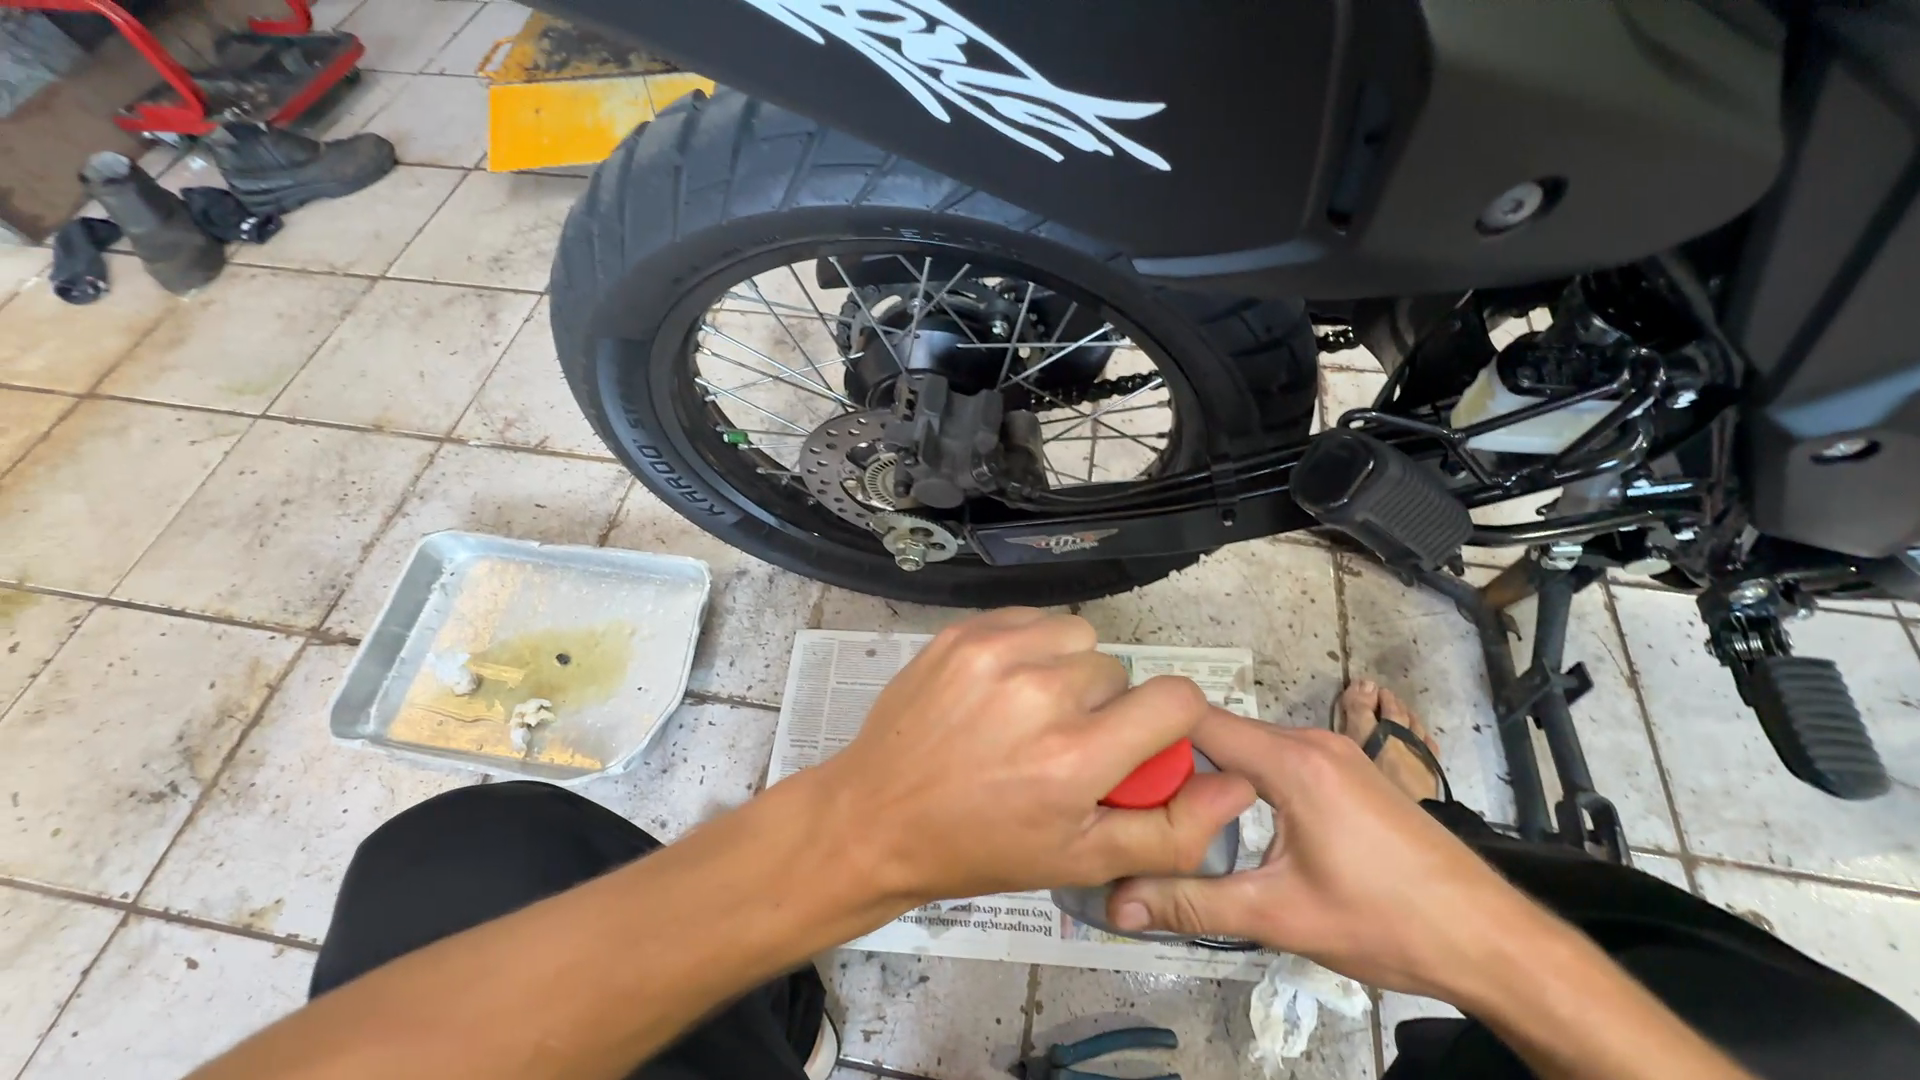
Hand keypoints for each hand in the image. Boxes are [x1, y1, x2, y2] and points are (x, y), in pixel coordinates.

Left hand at [808, 608, 1254, 905]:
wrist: (878, 817)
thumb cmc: (982, 846)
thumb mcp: (1081, 860)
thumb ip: (1171, 829)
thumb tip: (1237, 784)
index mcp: (1075, 756)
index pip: (1176, 699)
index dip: (1170, 721)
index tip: (1139, 742)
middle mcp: (1040, 692)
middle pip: (1120, 672)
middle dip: (1105, 707)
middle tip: (1063, 744)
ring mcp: (995, 653)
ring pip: (1079, 638)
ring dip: (1069, 671)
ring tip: (1032, 712)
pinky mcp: (962, 633)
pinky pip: (1032, 620)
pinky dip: (1030, 648)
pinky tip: (1003, 687)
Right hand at [1107, 710, 1548, 999]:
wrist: (1494, 942)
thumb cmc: (1386, 922)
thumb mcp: (1279, 916)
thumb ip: (1191, 904)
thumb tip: (1115, 906)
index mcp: (1291, 761)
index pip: (1197, 719)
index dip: (1148, 732)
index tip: (1108, 761)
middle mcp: (1311, 742)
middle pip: (1220, 733)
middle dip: (1173, 762)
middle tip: (1128, 800)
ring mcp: (1337, 754)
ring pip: (1249, 749)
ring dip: (1209, 775)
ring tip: (1167, 814)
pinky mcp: (1351, 775)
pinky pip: (1278, 762)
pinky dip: (1245, 782)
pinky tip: (1231, 823)